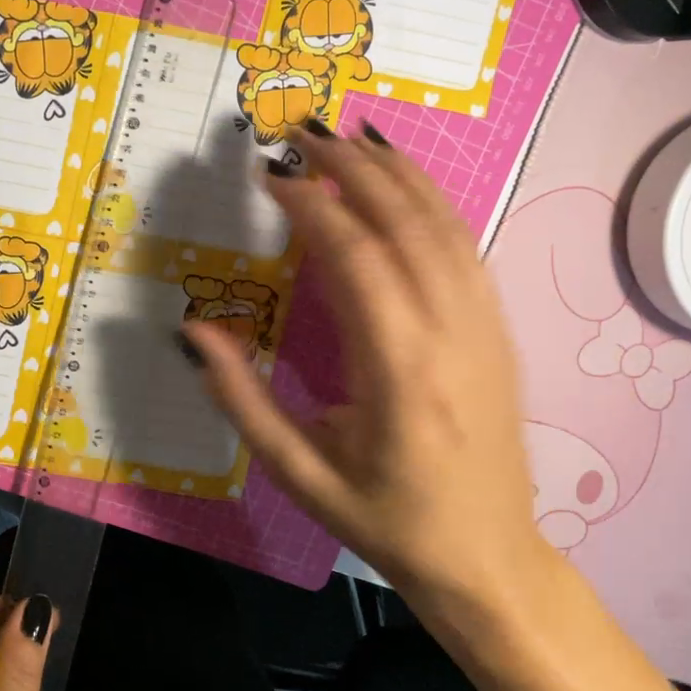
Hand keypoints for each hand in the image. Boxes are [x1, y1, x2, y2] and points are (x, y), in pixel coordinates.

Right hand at [181, 124, 544, 598]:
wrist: (489, 557)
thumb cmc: (382, 517)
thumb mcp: (297, 472)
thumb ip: (241, 398)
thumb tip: (192, 330)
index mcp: (398, 373)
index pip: (356, 260)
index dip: (311, 208)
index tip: (269, 177)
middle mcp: (452, 336)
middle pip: (406, 225)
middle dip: (353, 169)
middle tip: (302, 132)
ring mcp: (485, 328)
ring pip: (444, 225)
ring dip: (396, 172)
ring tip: (348, 135)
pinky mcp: (497, 329)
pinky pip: (466, 246)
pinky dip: (433, 200)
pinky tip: (401, 178)